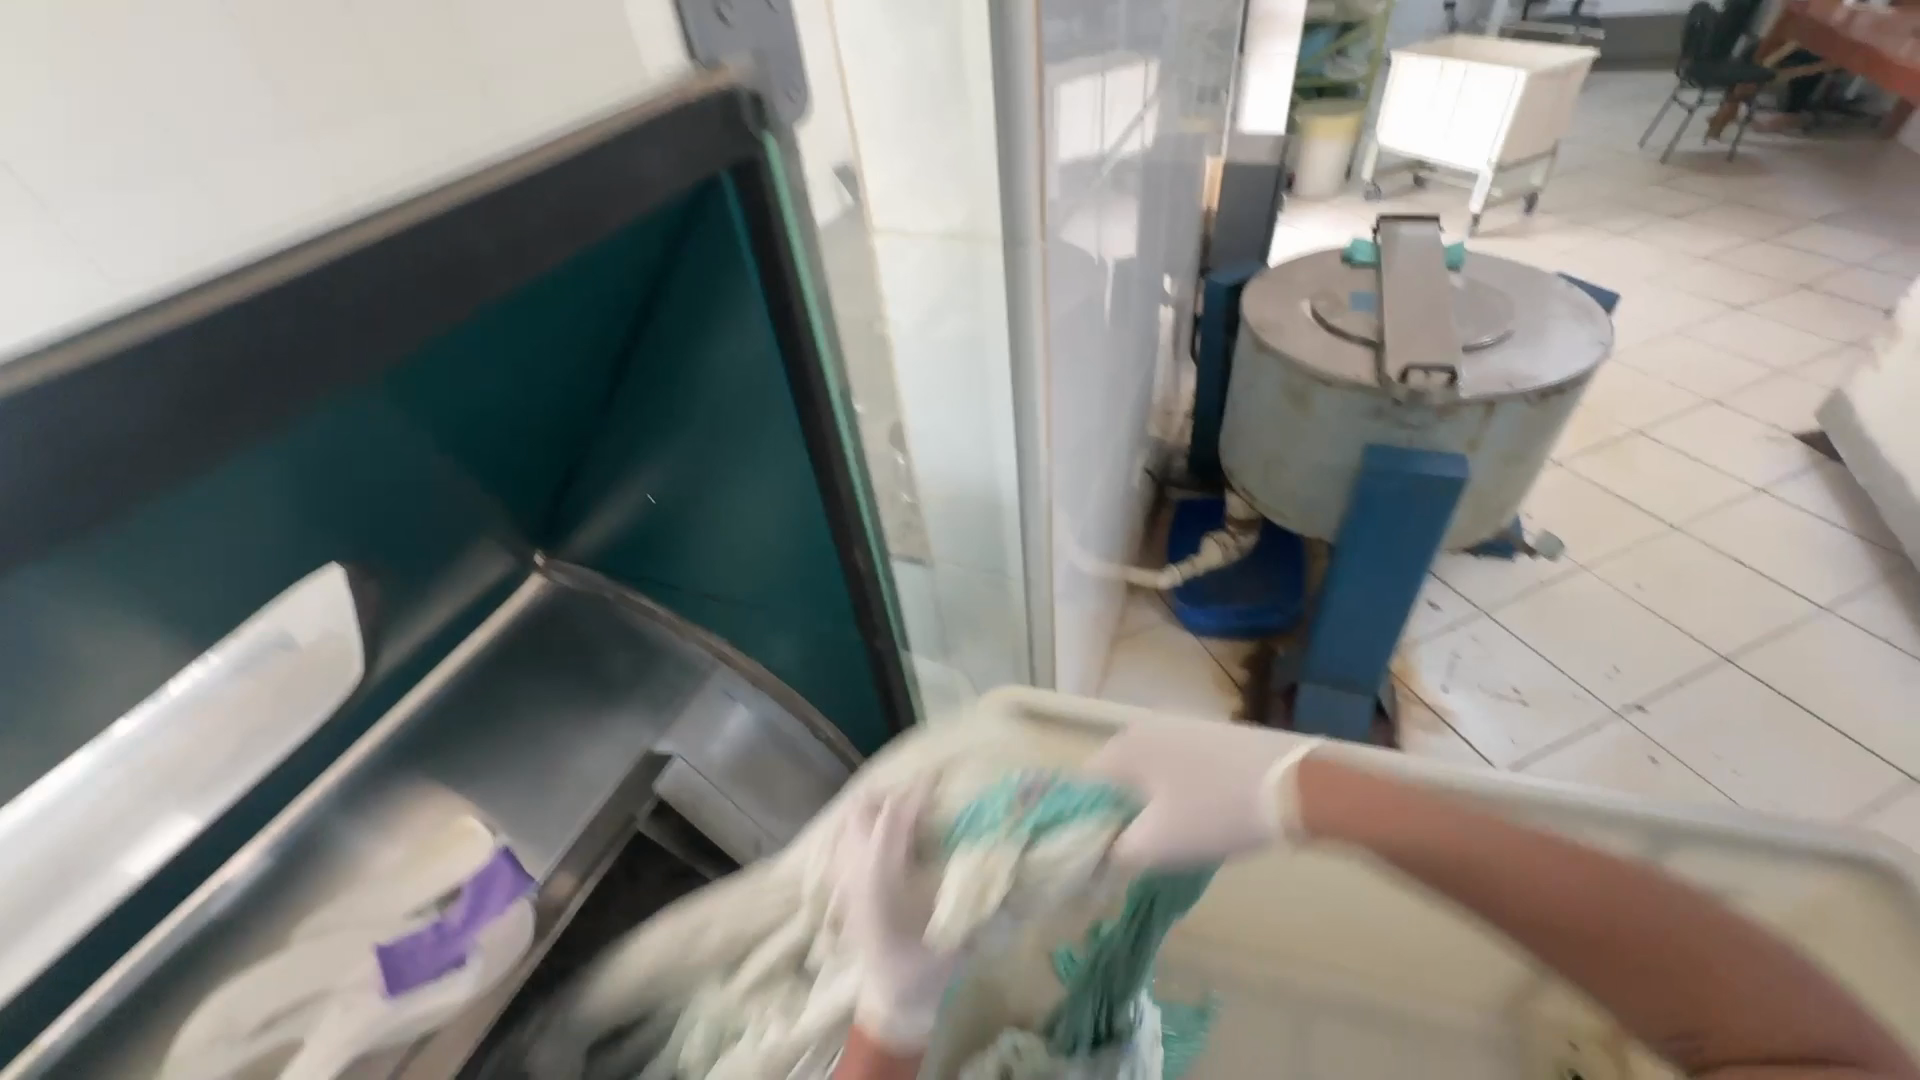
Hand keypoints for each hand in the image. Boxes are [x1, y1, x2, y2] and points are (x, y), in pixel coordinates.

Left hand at [831, 784, 958, 1051]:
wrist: (894, 1003)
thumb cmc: (927, 968)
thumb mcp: (956, 928)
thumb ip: (972, 889)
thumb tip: (1001, 849)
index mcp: (881, 880)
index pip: (894, 818)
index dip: (916, 793)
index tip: (939, 775)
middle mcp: (855, 873)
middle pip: (860, 813)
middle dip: (890, 795)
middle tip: (922, 793)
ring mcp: (844, 881)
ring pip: (849, 826)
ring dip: (874, 811)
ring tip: (905, 809)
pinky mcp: (843, 890)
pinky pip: (846, 843)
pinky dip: (864, 830)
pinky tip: (887, 836)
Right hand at [1083, 717, 1320, 873]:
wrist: (1301, 785)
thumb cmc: (1217, 812)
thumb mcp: (1158, 844)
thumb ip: (1116, 853)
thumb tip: (1099, 858)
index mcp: (1124, 745)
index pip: (1084, 787)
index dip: (1086, 825)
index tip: (1102, 856)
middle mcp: (1145, 726)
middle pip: (1117, 779)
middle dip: (1121, 816)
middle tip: (1138, 853)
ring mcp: (1181, 726)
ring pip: (1149, 774)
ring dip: (1151, 806)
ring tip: (1173, 841)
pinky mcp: (1212, 735)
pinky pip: (1178, 767)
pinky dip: (1179, 793)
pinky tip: (1202, 818)